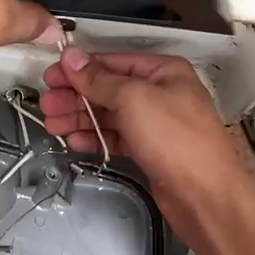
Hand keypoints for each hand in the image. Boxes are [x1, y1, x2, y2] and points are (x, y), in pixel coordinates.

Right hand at [41, 49, 243, 200]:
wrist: (207, 199)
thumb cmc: (175, 140)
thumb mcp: (132, 99)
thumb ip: (98, 78)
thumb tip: (71, 56)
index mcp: (163, 71)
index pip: (111, 62)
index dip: (78, 68)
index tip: (50, 76)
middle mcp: (160, 92)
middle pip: (107, 88)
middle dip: (75, 96)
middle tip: (47, 105)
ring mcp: (155, 123)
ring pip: (108, 114)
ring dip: (79, 118)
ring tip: (53, 125)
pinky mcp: (150, 150)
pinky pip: (115, 136)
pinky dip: (94, 138)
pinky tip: (74, 142)